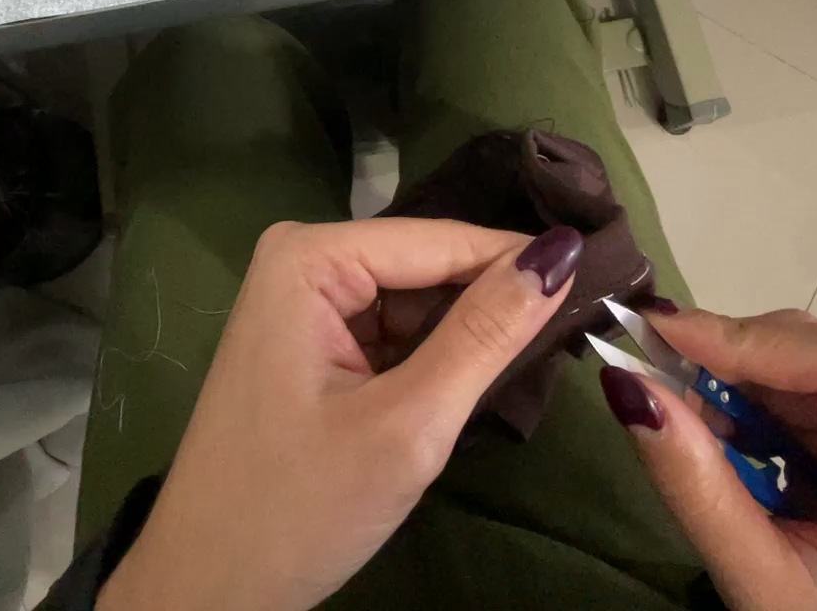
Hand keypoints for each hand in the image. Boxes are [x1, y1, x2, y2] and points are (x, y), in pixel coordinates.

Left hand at [99, 218, 582, 610]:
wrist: (208, 583)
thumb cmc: (300, 506)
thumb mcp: (407, 423)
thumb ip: (484, 334)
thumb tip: (558, 253)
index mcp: (309, 256)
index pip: (440, 239)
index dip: (522, 257)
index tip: (608, 272)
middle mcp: (303, 256)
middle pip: (425, 263)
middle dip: (495, 296)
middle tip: (584, 323)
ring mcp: (304, 296)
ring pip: (414, 295)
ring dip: (469, 328)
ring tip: (545, 351)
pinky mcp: (312, 334)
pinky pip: (391, 325)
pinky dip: (435, 351)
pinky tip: (478, 373)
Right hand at [600, 308, 816, 610]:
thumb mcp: (766, 591)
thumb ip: (700, 489)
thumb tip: (627, 384)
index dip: (745, 337)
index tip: (655, 333)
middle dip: (735, 364)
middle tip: (659, 386)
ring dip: (746, 385)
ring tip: (700, 432)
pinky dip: (769, 407)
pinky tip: (744, 445)